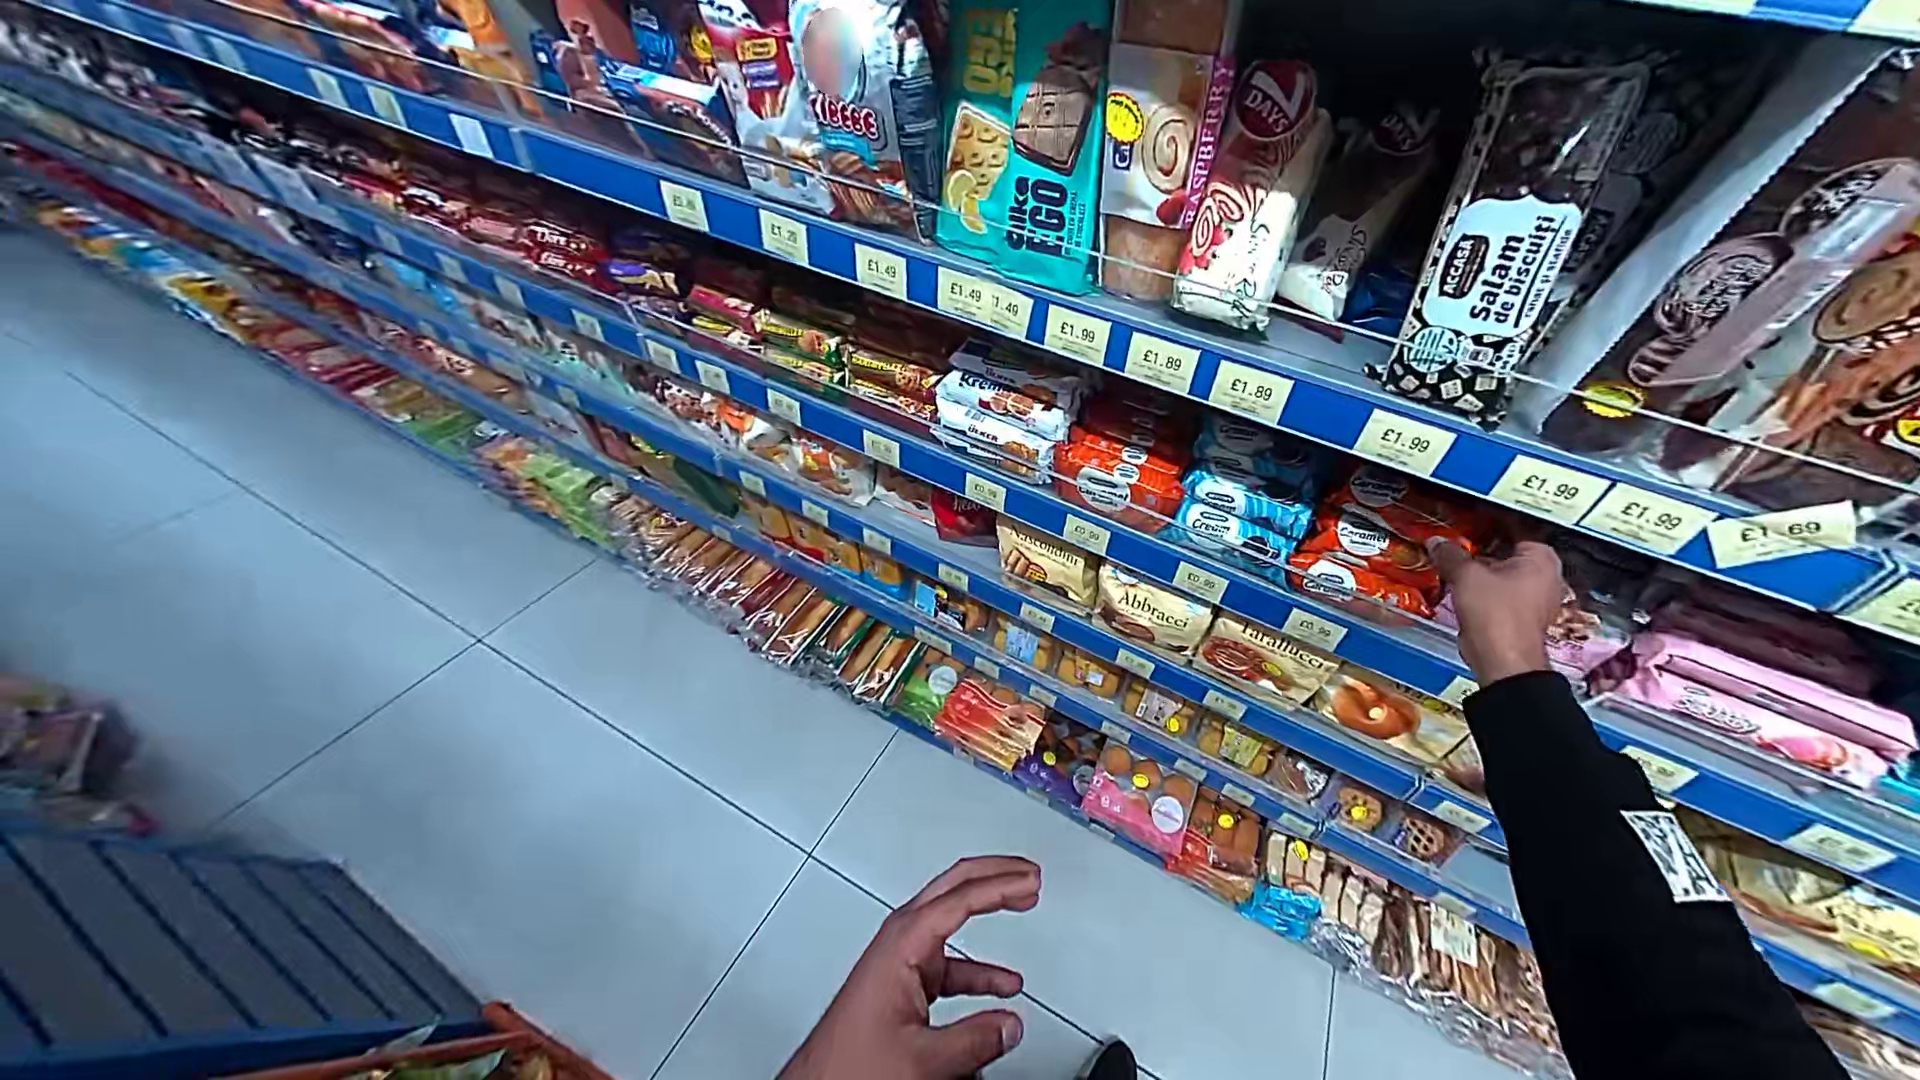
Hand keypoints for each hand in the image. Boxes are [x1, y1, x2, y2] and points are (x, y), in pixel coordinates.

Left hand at [780, 857, 1039, 1079]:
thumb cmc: (848, 1064)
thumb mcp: (920, 1058)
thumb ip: (973, 1040)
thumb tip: (1010, 1024)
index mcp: (904, 939)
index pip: (962, 896)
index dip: (1001, 884)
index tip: (1030, 881)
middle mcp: (904, 936)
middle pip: (955, 886)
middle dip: (995, 874)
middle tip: (1028, 872)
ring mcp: (905, 954)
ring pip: (954, 916)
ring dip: (990, 908)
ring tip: (1022, 901)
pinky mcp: (907, 977)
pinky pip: (952, 961)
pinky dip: (980, 967)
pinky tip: (1003, 981)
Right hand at [1431, 539, 1565, 684]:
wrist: (1501, 657)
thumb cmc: (1494, 611)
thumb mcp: (1466, 576)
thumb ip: (1450, 554)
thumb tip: (1436, 541)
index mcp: (1542, 559)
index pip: (1512, 531)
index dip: (1485, 526)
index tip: (1463, 523)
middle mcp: (1546, 575)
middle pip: (1505, 553)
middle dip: (1478, 550)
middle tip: (1451, 544)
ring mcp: (1535, 597)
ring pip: (1500, 574)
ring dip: (1477, 571)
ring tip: (1449, 564)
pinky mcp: (1520, 614)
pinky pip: (1497, 592)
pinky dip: (1479, 588)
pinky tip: (1457, 587)